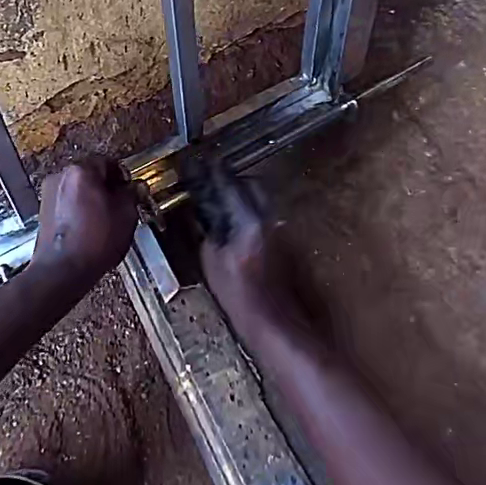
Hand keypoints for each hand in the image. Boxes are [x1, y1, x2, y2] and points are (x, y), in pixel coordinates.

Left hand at [32, 156, 137, 279]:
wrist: (62, 271)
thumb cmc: (95, 241)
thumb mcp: (126, 214)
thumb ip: (132, 194)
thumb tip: (135, 187)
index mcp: (82, 171)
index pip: (108, 162)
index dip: (123, 176)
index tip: (131, 189)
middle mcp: (61, 177)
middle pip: (90, 175)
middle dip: (107, 188)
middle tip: (122, 204)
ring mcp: (49, 195)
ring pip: (78, 190)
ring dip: (92, 199)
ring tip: (107, 220)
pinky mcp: (43, 213)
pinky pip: (67, 204)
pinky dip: (79, 211)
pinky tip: (90, 229)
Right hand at [200, 180, 303, 341]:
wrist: (276, 321)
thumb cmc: (241, 297)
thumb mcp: (212, 261)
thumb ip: (209, 229)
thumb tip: (205, 211)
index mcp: (249, 221)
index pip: (228, 184)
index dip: (211, 171)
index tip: (199, 163)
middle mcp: (270, 217)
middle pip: (251, 184)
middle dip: (231, 180)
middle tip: (212, 182)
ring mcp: (282, 226)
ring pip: (261, 197)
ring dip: (242, 195)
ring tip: (222, 203)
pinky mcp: (286, 236)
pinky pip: (266, 213)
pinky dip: (251, 211)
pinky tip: (238, 224)